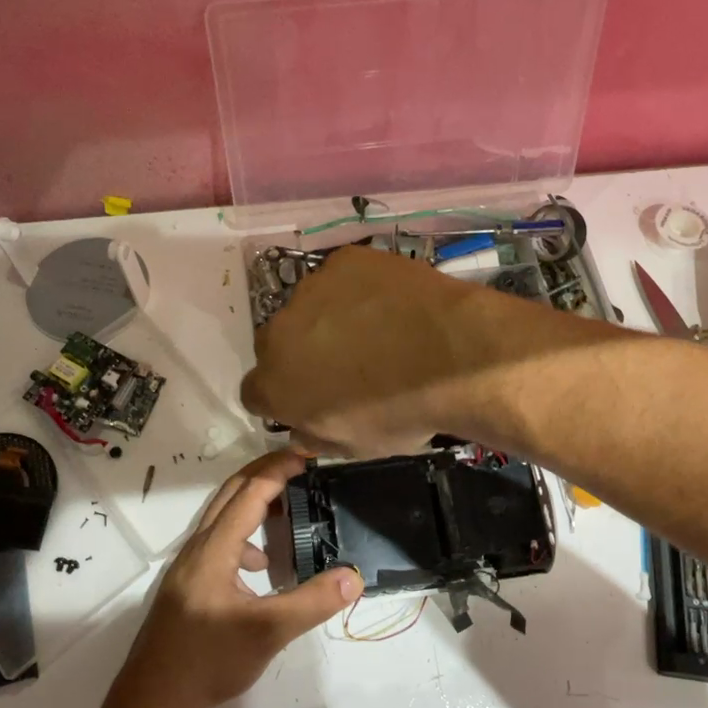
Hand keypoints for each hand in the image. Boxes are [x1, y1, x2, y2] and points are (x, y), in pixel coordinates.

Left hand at [120, 451, 360, 707]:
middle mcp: (197, 548)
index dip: (279, 469)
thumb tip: (353, 576)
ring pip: (222, 519)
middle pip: (230, 494)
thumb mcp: (268, 632)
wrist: (154, 700)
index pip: (250, 492)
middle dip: (264, 474)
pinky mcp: (187, 586)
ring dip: (253, 504)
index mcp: (214, 548)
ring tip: (288, 512)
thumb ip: (312, 602)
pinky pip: (218, 543)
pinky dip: (244, 538)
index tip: (308, 455)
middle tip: (299, 466)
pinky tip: (261, 568)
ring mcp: (188, 567)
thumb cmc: (209, 660)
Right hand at [240, 247, 487, 457]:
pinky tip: (392, 304)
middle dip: (302, 354)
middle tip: (347, 365)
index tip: (311, 400)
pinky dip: (360, 290)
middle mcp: (279, 333)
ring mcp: (312, 290)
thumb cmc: (402, 412)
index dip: (283, 397)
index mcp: (275, 385)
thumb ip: (317, 436)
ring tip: (378, 331)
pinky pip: (342, 277)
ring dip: (329, 319)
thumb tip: (302, 429)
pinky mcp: (344, 260)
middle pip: (278, 344)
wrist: (452, 354)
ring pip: (310, 307)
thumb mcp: (356, 447)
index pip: (255, 392)